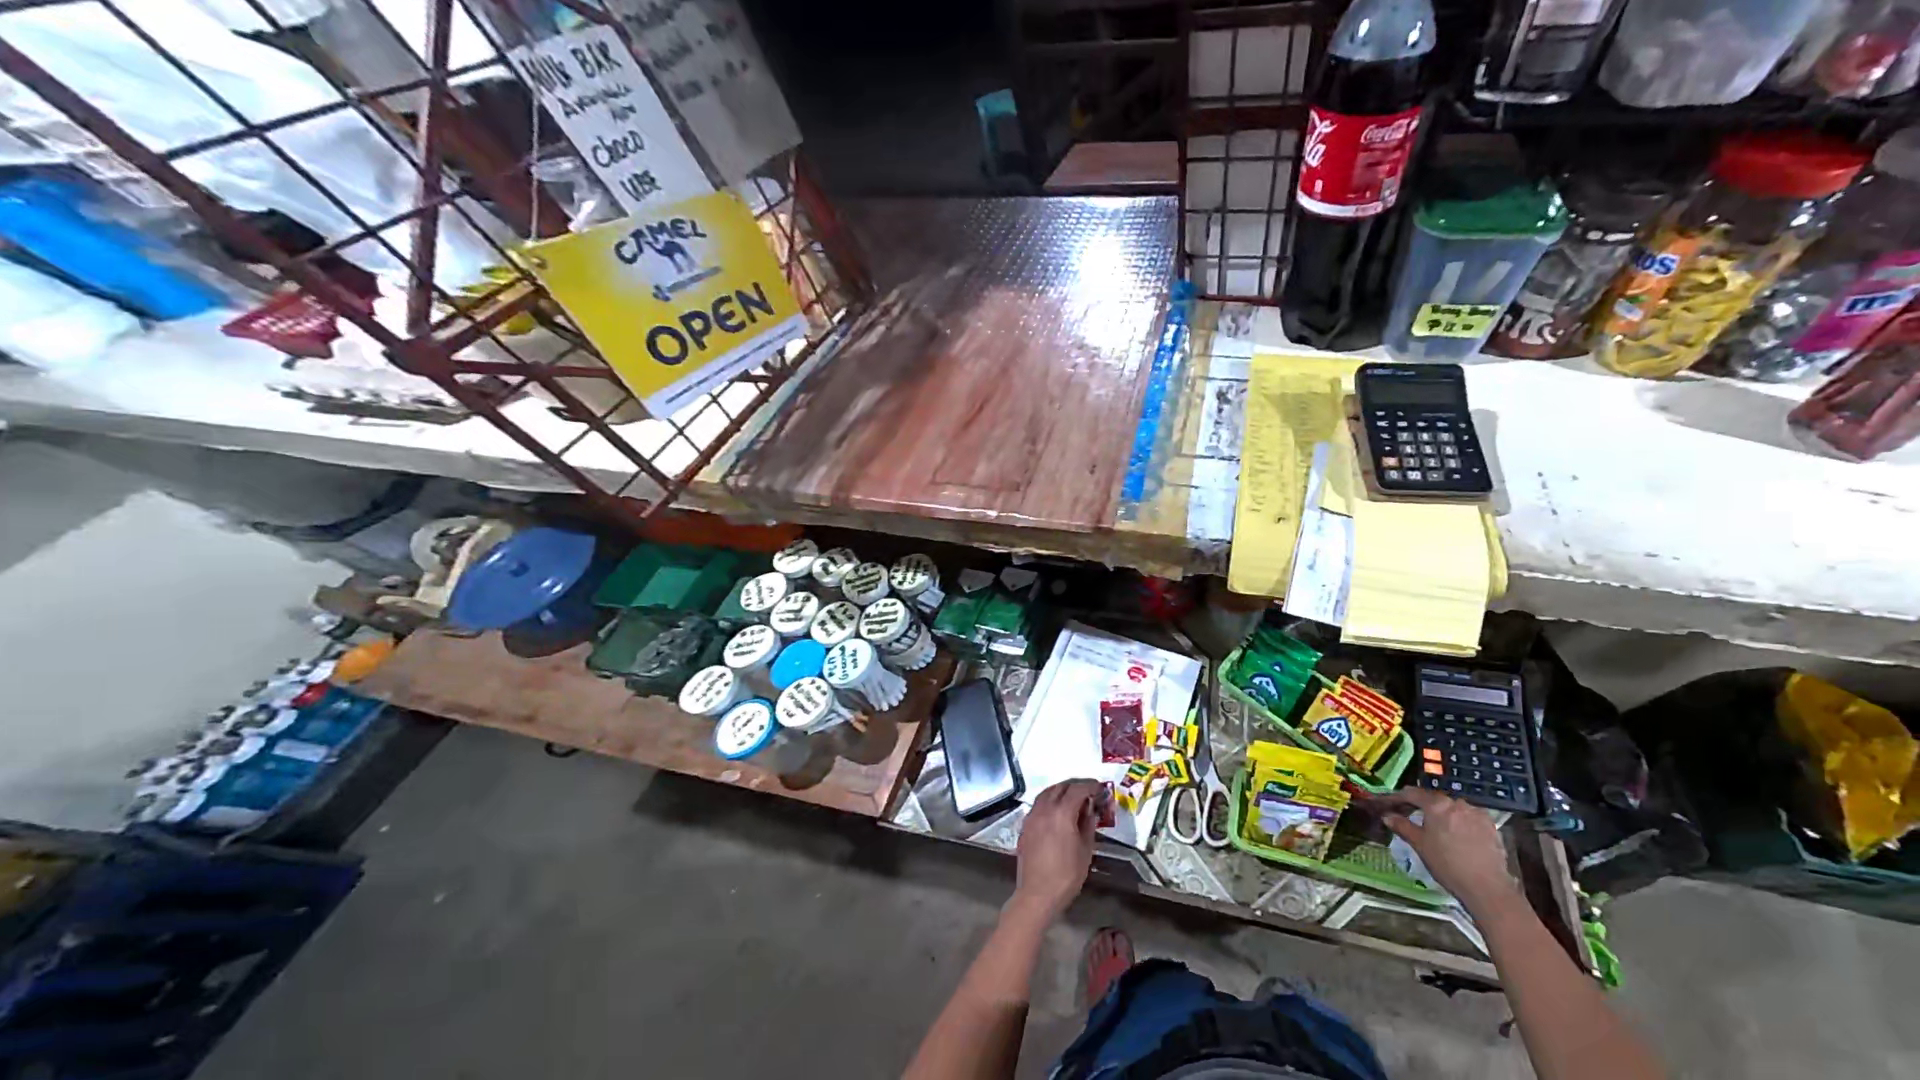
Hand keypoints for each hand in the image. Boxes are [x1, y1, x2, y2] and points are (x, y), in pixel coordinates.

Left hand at [1010, 779, 1106, 922]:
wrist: (1038, 894)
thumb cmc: (1067, 875)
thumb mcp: (1085, 850)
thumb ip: (1088, 824)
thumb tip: (1090, 809)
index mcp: (1061, 813)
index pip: (1077, 789)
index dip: (1090, 786)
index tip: (1099, 788)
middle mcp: (1044, 809)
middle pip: (1060, 787)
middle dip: (1075, 786)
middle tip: (1088, 792)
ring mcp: (1031, 816)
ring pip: (1046, 793)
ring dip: (1060, 791)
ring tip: (1073, 798)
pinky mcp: (1025, 826)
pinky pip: (1038, 805)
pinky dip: (1049, 801)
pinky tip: (1057, 812)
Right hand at [1373, 787, 1519, 912]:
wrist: (1487, 887)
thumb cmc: (1446, 863)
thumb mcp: (1419, 844)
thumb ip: (1402, 825)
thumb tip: (1387, 816)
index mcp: (1437, 804)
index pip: (1411, 793)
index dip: (1397, 798)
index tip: (1387, 805)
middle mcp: (1457, 803)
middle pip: (1433, 799)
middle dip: (1420, 805)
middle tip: (1408, 815)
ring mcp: (1477, 814)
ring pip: (1452, 808)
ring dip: (1441, 814)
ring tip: (1433, 826)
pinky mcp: (1491, 827)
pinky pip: (1468, 818)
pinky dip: (1458, 822)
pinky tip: (1456, 835)